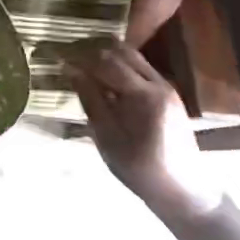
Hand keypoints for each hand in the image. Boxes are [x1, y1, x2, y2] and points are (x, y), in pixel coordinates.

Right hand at [67, 41, 223, 220]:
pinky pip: (138, 66)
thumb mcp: (107, 137)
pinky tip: (100, 75)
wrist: (184, 190)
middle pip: (120, 51)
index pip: (106, 61)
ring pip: (130, 55)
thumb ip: (90, 99)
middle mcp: (158, 83)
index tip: (56, 54)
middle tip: (65, 54)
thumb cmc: (140, 169)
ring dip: (103, 53)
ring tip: (79, 61)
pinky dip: (116, 63)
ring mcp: (165, 86)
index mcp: (144, 95)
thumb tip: (71, 69)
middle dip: (90, 49)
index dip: (78, 55)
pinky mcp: (166, 93)